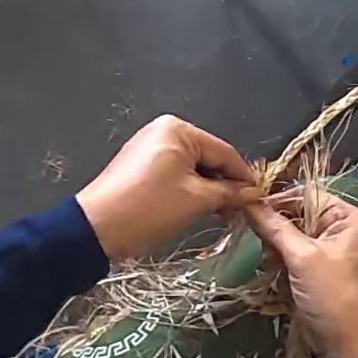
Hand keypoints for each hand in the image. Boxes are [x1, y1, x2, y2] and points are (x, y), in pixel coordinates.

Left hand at [76, 115, 261, 260]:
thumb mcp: (195, 199)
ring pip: (193, 167)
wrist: (96, 228)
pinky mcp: (140, 165)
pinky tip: (199, 208)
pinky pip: (175, 173)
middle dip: (225, 185)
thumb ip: (228, 192)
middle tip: (240, 213)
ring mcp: (150, 147)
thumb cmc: (149, 208)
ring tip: (221, 215)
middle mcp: (163, 130)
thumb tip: (254, 193)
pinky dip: (189, 189)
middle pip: (208, 157)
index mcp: (178, 129)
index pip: (224, 151)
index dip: (244, 177)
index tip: (260, 201)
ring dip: (208, 190)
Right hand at [246, 197, 357, 357]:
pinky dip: (282, 263)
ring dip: (276, 249)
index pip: (306, 193)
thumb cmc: (333, 296)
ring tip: (270, 265)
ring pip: (291, 235)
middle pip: (297, 214)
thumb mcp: (302, 258)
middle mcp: (342, 229)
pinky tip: (276, 274)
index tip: (249, 209)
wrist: (349, 350)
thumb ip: (274, 226)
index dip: (278, 200)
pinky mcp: (320, 270)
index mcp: (348, 218)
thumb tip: (248, 200)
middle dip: (276, 230)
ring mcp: (331, 251)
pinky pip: (294, 255)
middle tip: (262, 245)